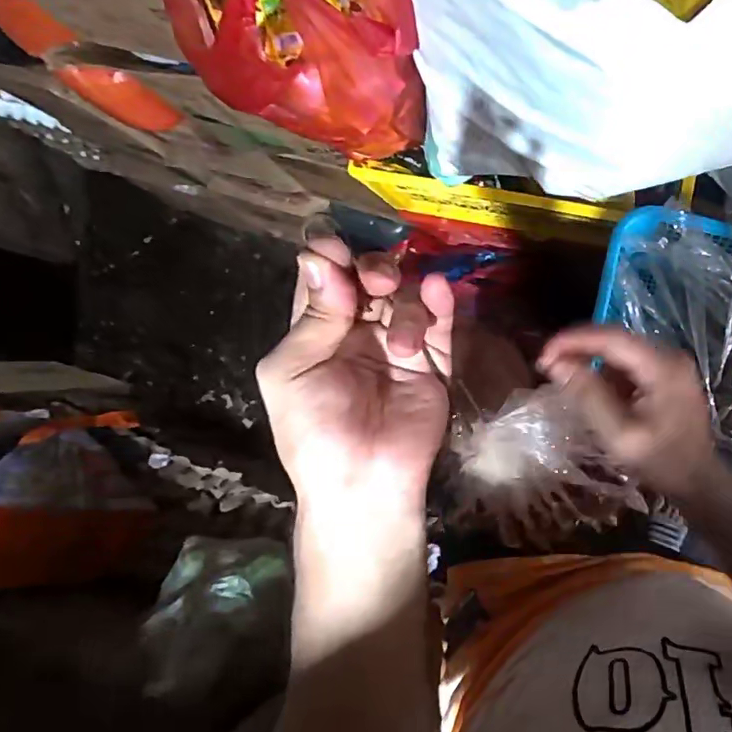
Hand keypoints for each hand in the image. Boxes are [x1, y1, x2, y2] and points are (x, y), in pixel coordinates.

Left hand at [256, 237, 454, 519]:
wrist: (362, 482)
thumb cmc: (314, 430)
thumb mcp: (291, 371)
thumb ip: (313, 316)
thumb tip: (319, 256)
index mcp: (317, 330)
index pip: (324, 277)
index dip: (330, 256)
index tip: (336, 249)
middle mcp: (358, 329)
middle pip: (369, 277)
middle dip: (374, 269)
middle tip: (377, 282)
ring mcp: (398, 343)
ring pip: (406, 295)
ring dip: (405, 300)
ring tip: (401, 341)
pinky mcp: (434, 361)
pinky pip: (440, 323)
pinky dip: (440, 302)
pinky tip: (437, 289)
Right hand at [537, 325, 731, 505]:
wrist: (700, 481)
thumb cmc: (662, 463)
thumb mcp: (619, 435)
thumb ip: (588, 396)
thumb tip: (556, 364)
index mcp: (662, 367)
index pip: (611, 338)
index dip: (572, 341)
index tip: (543, 356)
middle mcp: (669, 355)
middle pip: (615, 338)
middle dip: (578, 347)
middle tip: (547, 364)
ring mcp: (671, 362)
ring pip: (620, 348)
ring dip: (590, 357)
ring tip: (563, 374)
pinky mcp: (667, 372)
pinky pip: (629, 361)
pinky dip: (605, 368)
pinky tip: (590, 385)